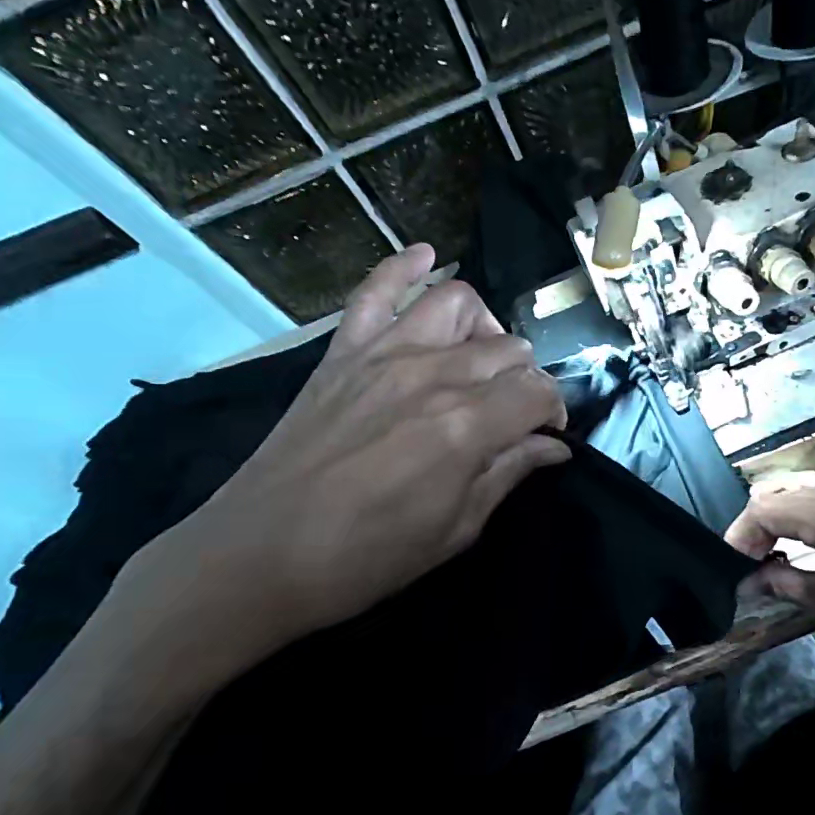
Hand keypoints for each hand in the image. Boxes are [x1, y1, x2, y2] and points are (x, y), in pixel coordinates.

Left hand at [97, 245, 570, 696]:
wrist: (260, 554)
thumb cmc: (365, 557)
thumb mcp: (453, 531)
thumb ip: (507, 475)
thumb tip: (552, 447)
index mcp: (465, 427)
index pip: (538, 392)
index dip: (554, 411)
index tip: (545, 434)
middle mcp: (431, 375)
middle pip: (507, 348)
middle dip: (524, 379)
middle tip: (511, 412)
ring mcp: (383, 353)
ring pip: (456, 303)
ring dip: (484, 327)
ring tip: (478, 359)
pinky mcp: (342, 350)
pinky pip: (375, 289)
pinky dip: (404, 266)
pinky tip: (427, 257)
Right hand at [726, 481, 814, 674]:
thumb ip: (784, 583)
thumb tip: (745, 581)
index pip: (766, 509)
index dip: (740, 537)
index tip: (730, 570)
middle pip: (779, 498)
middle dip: (755, 532)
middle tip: (744, 571)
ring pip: (798, 498)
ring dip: (776, 526)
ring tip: (765, 563)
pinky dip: (800, 523)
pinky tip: (796, 551)